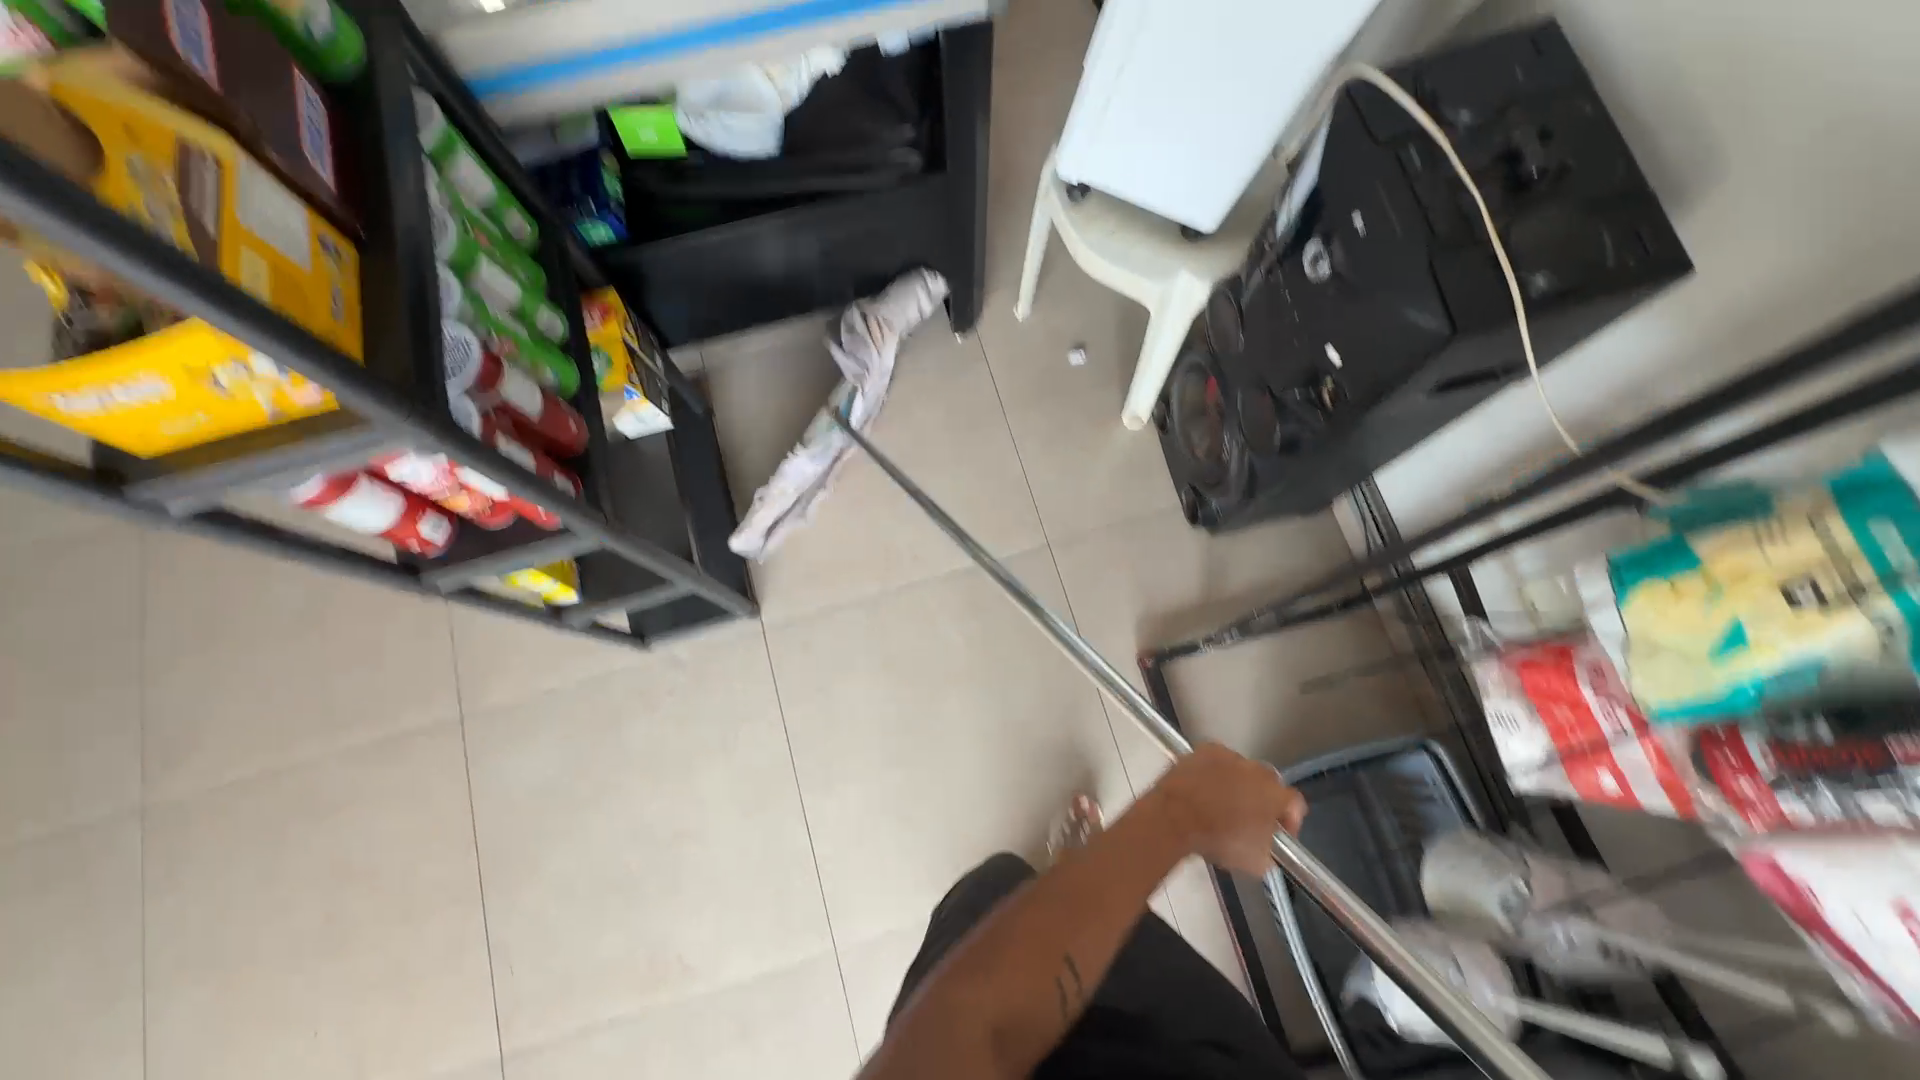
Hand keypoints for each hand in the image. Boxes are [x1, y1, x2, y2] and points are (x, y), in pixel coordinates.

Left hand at [1145, 743, 1307, 875]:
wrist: (1175, 817)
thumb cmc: (1219, 840)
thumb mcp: (1255, 862)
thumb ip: (1270, 854)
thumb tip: (1267, 853)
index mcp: (1276, 795)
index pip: (1295, 804)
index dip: (1290, 820)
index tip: (1280, 833)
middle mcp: (1258, 770)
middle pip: (1268, 784)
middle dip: (1263, 800)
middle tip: (1249, 819)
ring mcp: (1230, 756)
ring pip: (1242, 770)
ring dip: (1237, 784)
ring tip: (1221, 803)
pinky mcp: (1205, 749)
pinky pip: (1217, 761)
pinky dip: (1214, 771)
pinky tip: (1204, 786)